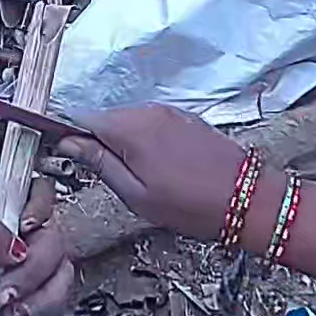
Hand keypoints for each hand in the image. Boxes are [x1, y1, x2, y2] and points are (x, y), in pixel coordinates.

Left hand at [0, 208, 75, 315]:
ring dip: (38, 296)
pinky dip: (44, 314)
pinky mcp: (48, 297)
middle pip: (53, 234)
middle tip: (5, 291)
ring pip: (63, 267)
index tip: (26, 229)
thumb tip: (17, 240)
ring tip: (11, 312)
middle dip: (32, 269)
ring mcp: (38, 269)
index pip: (35, 191)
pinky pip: (66, 296)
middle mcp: (22, 241)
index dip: (38, 206)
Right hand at [57, 105, 246, 240]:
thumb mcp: (136, 194)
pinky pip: (150, 122)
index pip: (83, 118)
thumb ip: (99, 163)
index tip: (70, 158)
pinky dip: (144, 139)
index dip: (71, 137)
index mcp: (130, 128)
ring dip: (123, 142)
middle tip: (112, 177)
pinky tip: (159, 165)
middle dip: (99, 142)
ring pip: (128, 121)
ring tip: (140, 175)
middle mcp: (147, 110)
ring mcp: (168, 111)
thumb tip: (68, 143)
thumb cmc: (189, 204)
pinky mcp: (183, 117)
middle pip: (106, 119)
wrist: (247, 198)